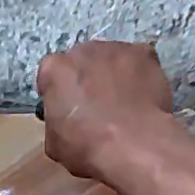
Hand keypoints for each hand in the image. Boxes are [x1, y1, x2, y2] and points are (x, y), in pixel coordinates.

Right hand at [35, 41, 181, 185]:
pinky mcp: (144, 52)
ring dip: (109, 76)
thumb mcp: (54, 144)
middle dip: (84, 80)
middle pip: (80, 62)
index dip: (56, 94)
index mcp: (55, 69)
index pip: (49, 75)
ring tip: (119, 105)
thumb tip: (63, 120)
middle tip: (92, 108)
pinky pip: (135, 62)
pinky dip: (135, 76)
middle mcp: (83, 50)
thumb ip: (55, 121)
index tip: (64, 111)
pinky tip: (138, 99)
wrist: (133, 144)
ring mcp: (116, 48)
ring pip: (108, 60)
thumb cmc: (86, 147)